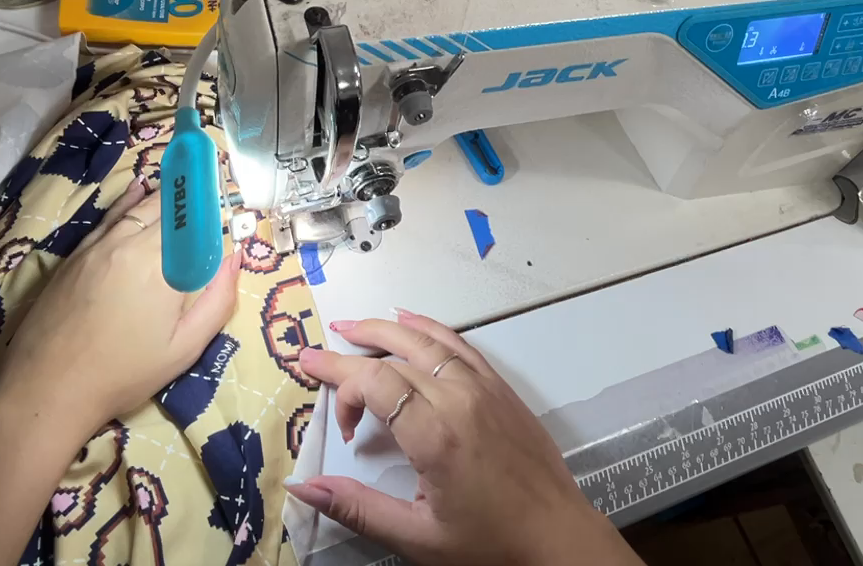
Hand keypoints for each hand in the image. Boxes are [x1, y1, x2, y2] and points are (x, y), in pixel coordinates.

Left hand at [0, 180, 240, 442]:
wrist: (45, 392)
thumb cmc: (123, 374)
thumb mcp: (184, 348)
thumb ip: (217, 301)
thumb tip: (234, 259)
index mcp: (161, 265)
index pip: (195, 219)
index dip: (212, 203)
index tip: (227, 195)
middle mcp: (130, 244)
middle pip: (168, 205)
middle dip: (191, 194)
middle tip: (210, 180)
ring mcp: (99, 246)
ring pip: (139, 207)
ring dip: (164, 194)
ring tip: (183, 179)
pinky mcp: (75, 254)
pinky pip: (110, 216)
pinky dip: (130, 200)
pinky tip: (139, 189)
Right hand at [288, 311, 641, 565]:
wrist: (557, 536)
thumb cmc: (490, 543)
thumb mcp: (418, 536)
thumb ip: (358, 508)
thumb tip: (305, 488)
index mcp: (436, 434)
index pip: (376, 384)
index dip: (343, 387)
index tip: (332, 413)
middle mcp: (458, 397)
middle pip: (395, 354)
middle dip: (351, 351)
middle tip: (318, 353)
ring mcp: (481, 385)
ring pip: (425, 339)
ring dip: (385, 329)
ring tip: (352, 327)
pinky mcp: (497, 384)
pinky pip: (457, 342)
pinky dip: (428, 326)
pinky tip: (409, 321)